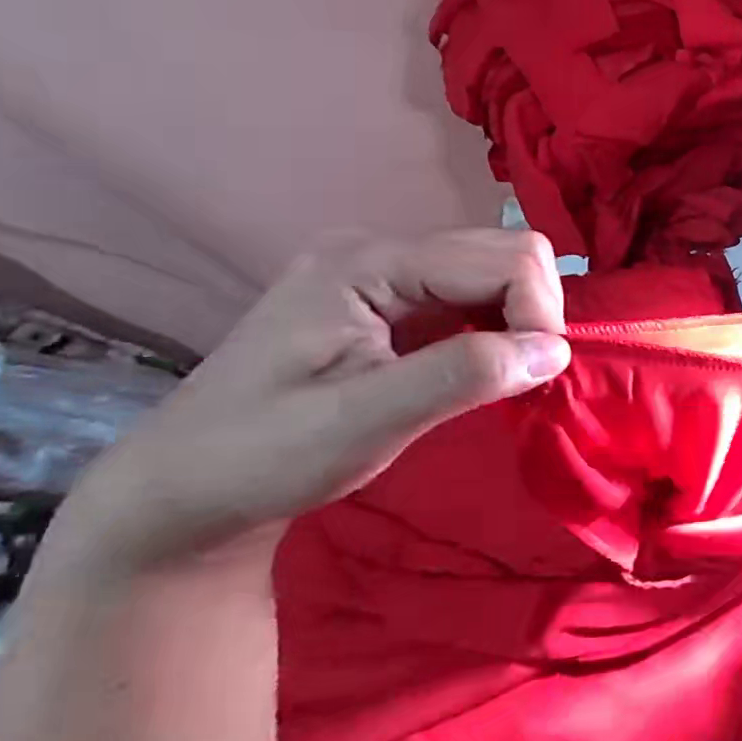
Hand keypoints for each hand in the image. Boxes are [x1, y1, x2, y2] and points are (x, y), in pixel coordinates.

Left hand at [49, 229, 570, 574]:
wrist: (185, 489)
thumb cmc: (262, 457)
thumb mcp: (364, 422)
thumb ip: (463, 376)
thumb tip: (556, 350)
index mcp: (367, 263)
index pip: (504, 259)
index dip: (538, 314)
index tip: (534, 378)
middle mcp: (380, 251)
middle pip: (507, 253)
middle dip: (535, 314)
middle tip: (522, 378)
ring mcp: (386, 275)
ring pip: (498, 272)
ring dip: (521, 323)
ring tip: (505, 378)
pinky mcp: (394, 303)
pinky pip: (476, 297)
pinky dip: (501, 330)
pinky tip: (486, 369)